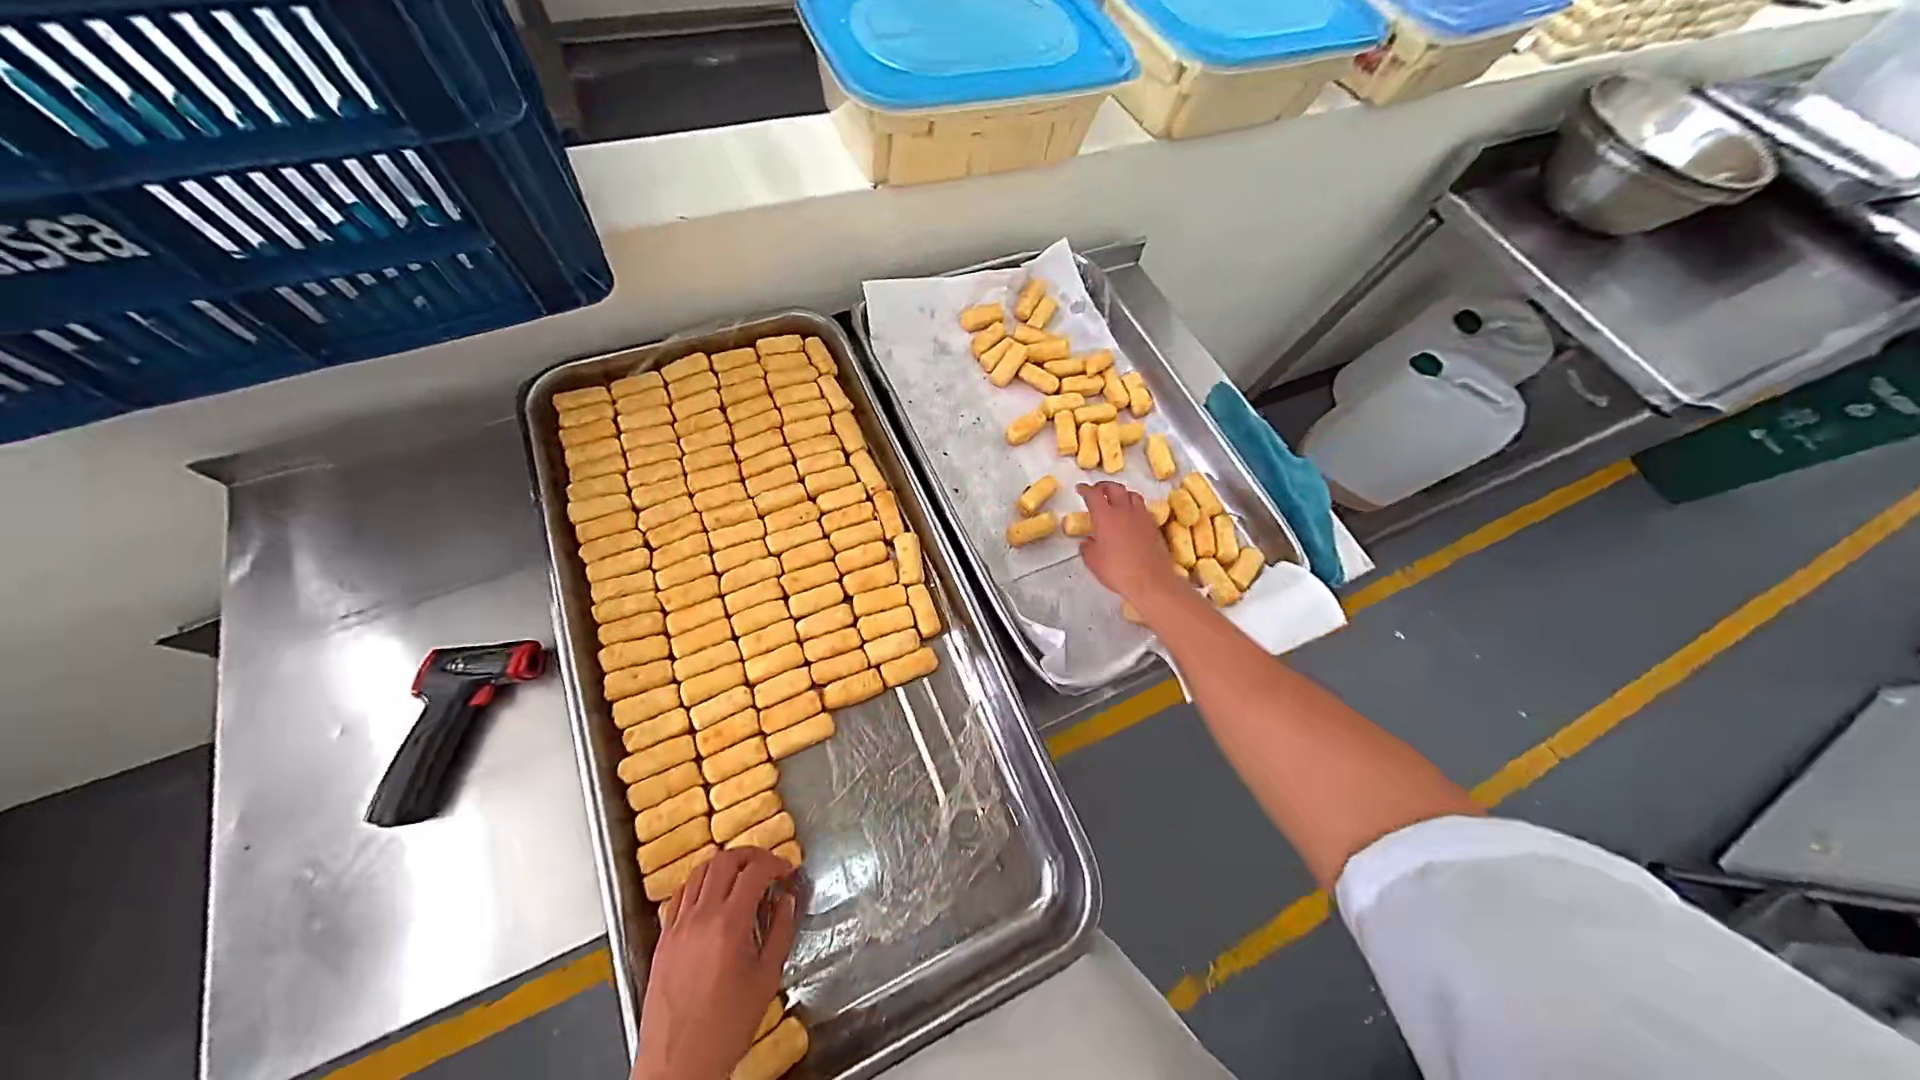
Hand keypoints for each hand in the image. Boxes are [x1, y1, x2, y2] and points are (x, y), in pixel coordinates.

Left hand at [632, 848, 798, 1079]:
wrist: (678, 1065)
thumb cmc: (726, 1028)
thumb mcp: (766, 978)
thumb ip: (780, 932)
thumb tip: (787, 901)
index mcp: (729, 924)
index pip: (755, 872)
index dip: (776, 863)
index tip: (787, 870)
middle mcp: (700, 918)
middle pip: (724, 861)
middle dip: (751, 855)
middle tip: (767, 864)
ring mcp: (677, 927)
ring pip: (699, 872)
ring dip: (724, 865)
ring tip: (741, 874)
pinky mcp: (662, 940)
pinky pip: (680, 895)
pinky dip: (698, 884)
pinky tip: (710, 896)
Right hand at [1076, 482, 1187, 608]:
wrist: (1151, 580)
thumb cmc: (1118, 570)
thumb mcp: (1093, 562)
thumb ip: (1087, 548)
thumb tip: (1087, 542)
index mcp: (1106, 517)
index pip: (1093, 495)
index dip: (1085, 489)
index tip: (1080, 488)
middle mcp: (1124, 511)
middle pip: (1115, 488)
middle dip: (1103, 486)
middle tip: (1097, 491)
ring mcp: (1141, 517)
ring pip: (1132, 495)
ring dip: (1122, 493)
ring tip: (1117, 500)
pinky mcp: (1153, 526)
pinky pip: (1143, 508)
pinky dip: (1134, 506)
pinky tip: (1131, 516)